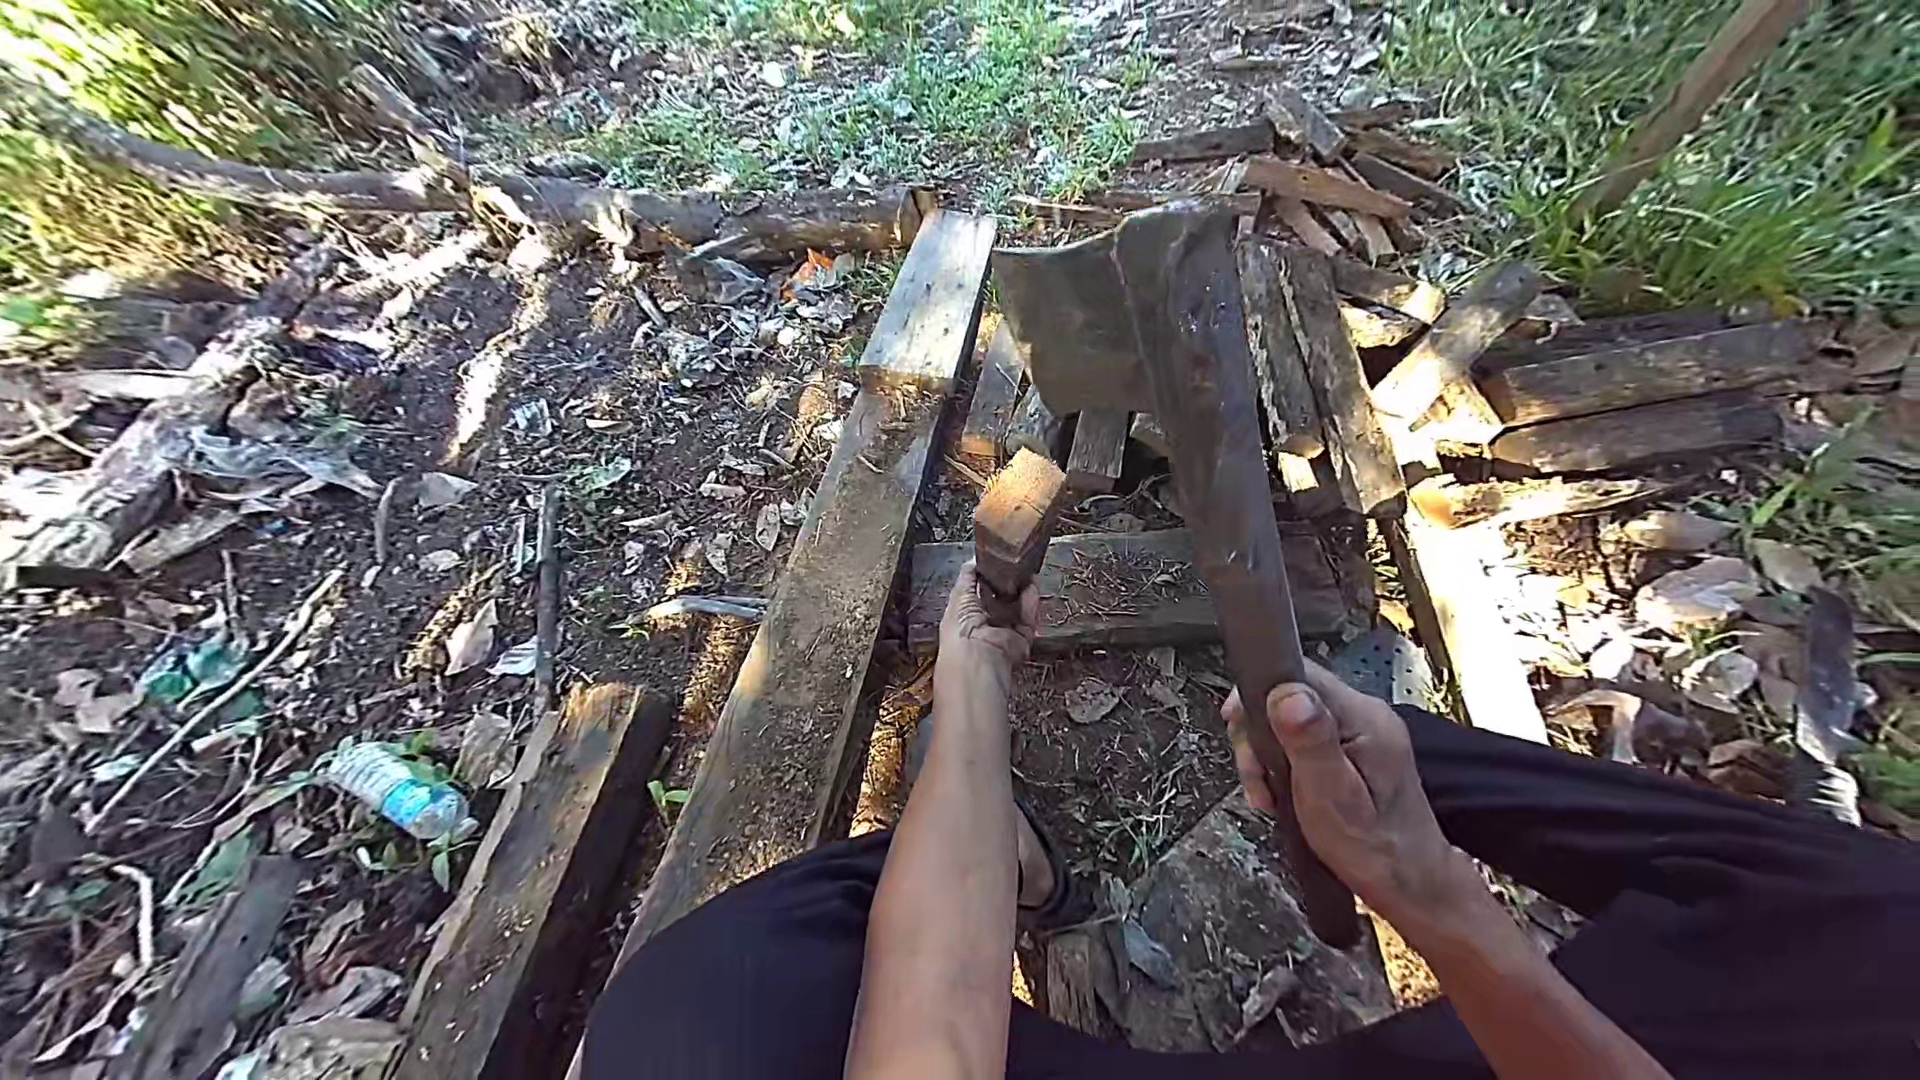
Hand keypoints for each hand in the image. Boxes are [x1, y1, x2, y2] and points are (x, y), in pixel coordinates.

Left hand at [937, 562, 1038, 689]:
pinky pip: (1028, 619)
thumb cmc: (959, 629)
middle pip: (1001, 600)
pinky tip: (1031, 587)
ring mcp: (1005, 634)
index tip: (995, 561)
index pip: (978, 594)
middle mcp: (986, 626)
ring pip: (1017, 609)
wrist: (976, 659)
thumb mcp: (958, 597)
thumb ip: (966, 578)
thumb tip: (972, 561)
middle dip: (1007, 583)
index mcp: (966, 616)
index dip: (987, 578)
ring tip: (1026, 571)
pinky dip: (1030, 604)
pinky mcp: (1022, 640)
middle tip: (1014, 564)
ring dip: (1022, 590)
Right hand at [1221, 662, 1483, 931]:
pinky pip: (1298, 734)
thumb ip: (1310, 741)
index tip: (1237, 726)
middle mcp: (1364, 714)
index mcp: (1363, 719)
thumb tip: (1287, 694)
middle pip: (1286, 694)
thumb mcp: (1332, 797)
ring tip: (1267, 791)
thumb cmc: (1375, 852)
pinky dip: (1280, 760)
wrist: (1412, 890)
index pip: (1297, 673)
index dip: (1257, 694)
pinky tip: (1280, 788)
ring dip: (1265, 752)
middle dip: (1257, 733)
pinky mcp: (1351, 746)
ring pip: (1287, 716)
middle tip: (1255, 775)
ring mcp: (1359, 730)